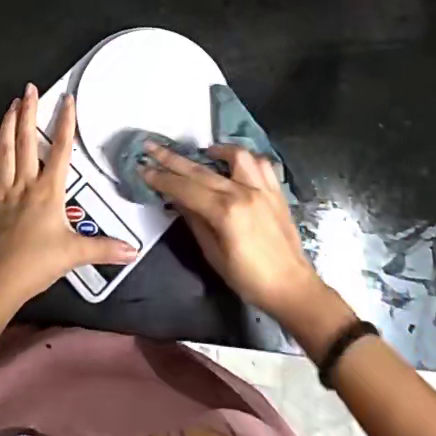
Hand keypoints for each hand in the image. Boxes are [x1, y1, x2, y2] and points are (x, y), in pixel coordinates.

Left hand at [0, 84, 136, 313]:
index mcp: (49, 192)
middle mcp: (26, 184)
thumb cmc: (37, 264)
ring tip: (13, 103)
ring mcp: (3, 190)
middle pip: (28, 141)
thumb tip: (132, 250)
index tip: (67, 100)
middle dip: (30, 112)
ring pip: (6, 149)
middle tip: (30, 89)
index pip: (61, 150)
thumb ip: (105, 248)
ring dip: (9, 124)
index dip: (65, 123)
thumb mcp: (75, 254)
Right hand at [140, 143, 330, 324]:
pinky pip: (261, 164)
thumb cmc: (249, 279)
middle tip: (152, 147)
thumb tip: (177, 198)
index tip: (143, 168)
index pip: (185, 188)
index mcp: (225, 211)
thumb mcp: (213, 255)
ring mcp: (262, 189)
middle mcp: (243, 192)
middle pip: (201, 170)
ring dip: (216, 151)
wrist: (292, 287)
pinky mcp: (275, 191)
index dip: (161, 178)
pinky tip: (235, 163)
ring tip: (203, 153)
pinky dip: (245, 159)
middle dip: (173, 158)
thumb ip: (194, 221)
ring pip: (237, 156)